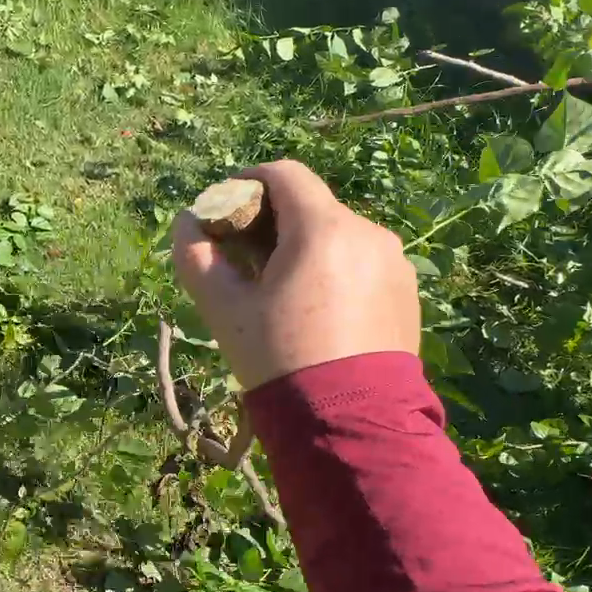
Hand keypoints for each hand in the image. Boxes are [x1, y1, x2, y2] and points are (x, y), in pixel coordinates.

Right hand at [172, 159, 419, 389]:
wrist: (347, 416)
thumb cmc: (275, 355)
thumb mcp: (222, 307)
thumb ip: (196, 255)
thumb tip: (185, 221)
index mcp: (322, 230)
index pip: (284, 174)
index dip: (247, 182)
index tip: (224, 207)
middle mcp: (367, 232)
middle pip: (309, 205)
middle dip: (270, 221)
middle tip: (239, 257)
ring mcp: (393, 261)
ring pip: (335, 234)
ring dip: (300, 246)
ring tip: (274, 289)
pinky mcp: (405, 289)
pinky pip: (359, 261)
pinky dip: (328, 268)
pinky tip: (309, 308)